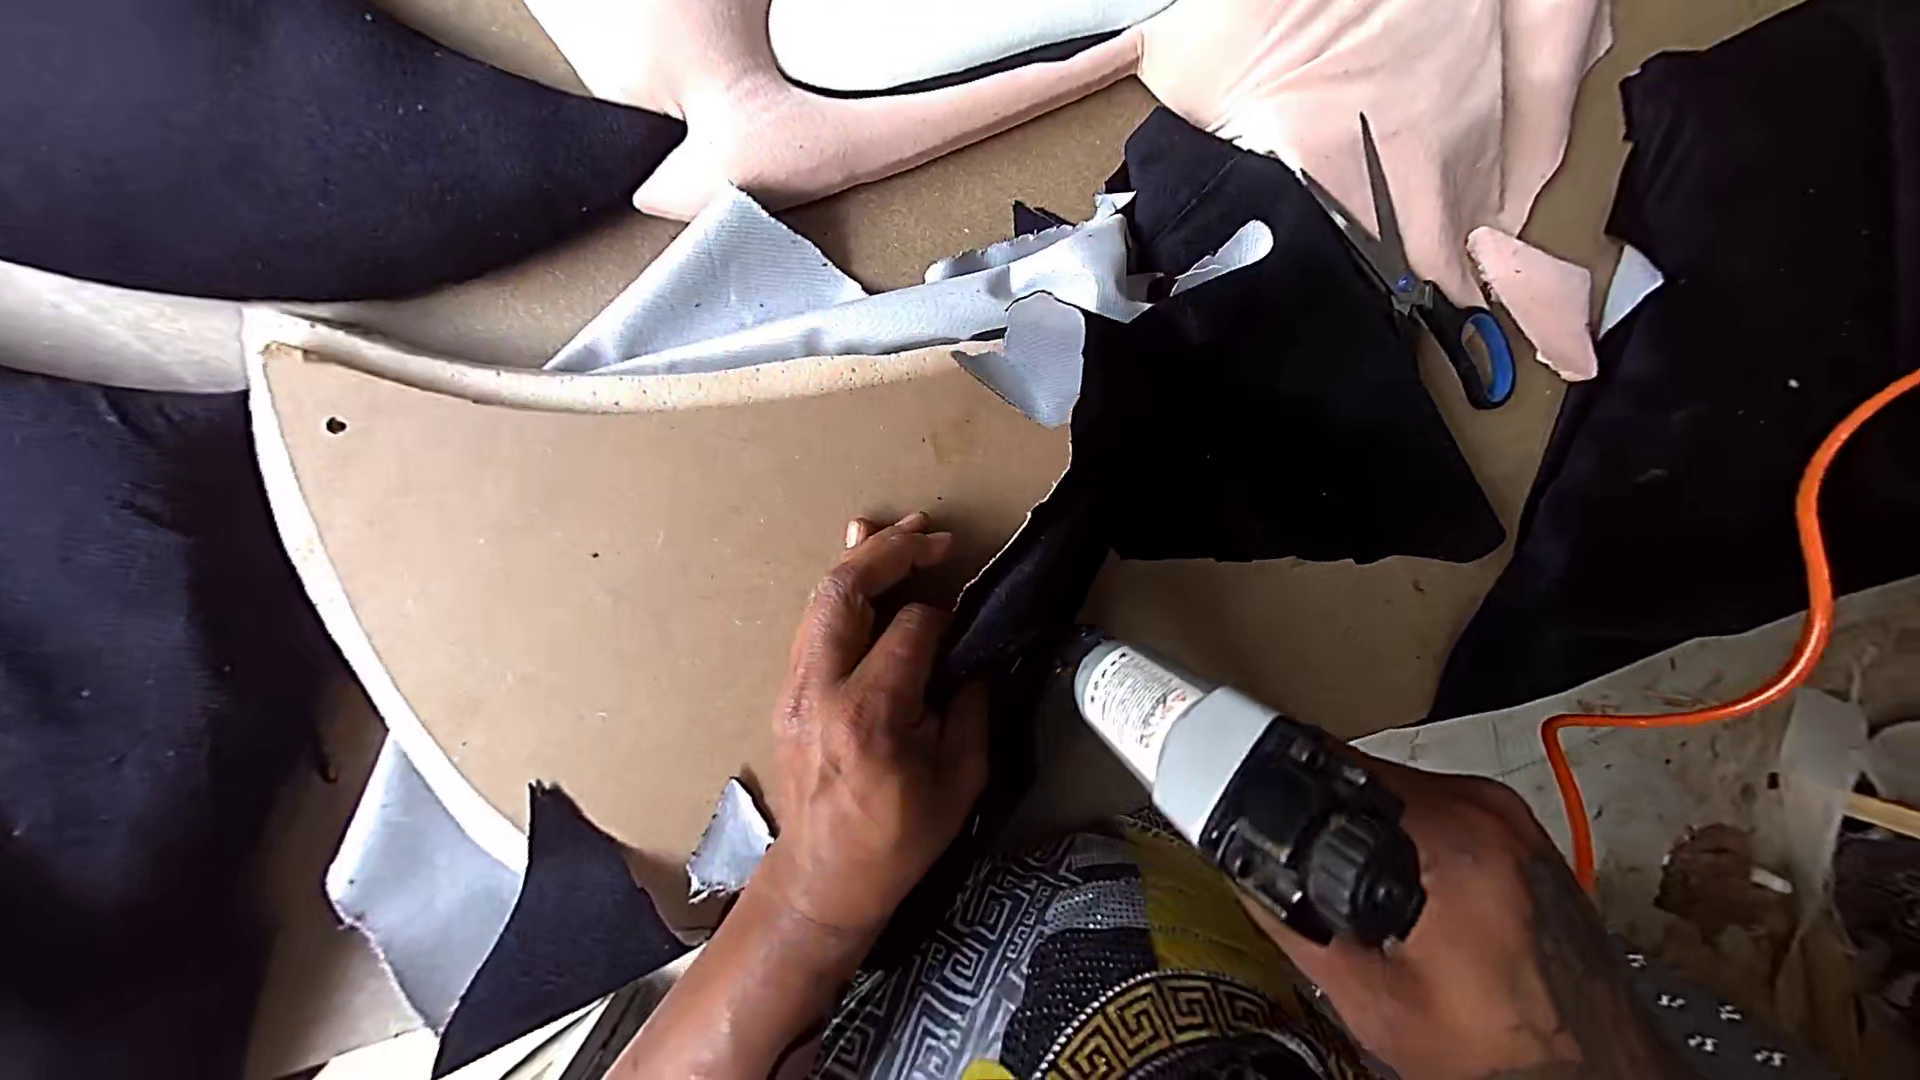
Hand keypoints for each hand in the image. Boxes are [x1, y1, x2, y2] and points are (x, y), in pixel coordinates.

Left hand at [754, 511, 989, 938]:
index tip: (961, 624)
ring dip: (863, 559)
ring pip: (823, 598)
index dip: (943, 617)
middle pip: (846, 592)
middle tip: (931, 536)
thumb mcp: (962, 776)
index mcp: (870, 715)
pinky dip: (841, 586)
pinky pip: (814, 621)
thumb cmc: (900, 836)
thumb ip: (971, 702)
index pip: (910, 629)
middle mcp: (821, 690)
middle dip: (892, 553)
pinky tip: (860, 559)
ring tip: (900, 534)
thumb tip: (969, 648)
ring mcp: (794, 688)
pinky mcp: (786, 690)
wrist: (824, 876)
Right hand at [1243, 755, 1686, 1079]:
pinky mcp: (1513, 822)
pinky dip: (1395, 823)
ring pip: (1388, 780)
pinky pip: (1424, 797)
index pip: (1328, 766)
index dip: (1279, 782)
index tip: (1254, 803)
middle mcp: (1484, 808)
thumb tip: (1240, 866)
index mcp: (1451, 841)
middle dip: (1319, 806)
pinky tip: (1397, 874)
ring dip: (1356, 814)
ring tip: (1353, 872)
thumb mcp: (1370, 1001)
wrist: (1601, 1079)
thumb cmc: (1502, 1055)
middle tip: (1308, 861)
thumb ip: (1291, 923)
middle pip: (1357, 771)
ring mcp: (1504, 810)